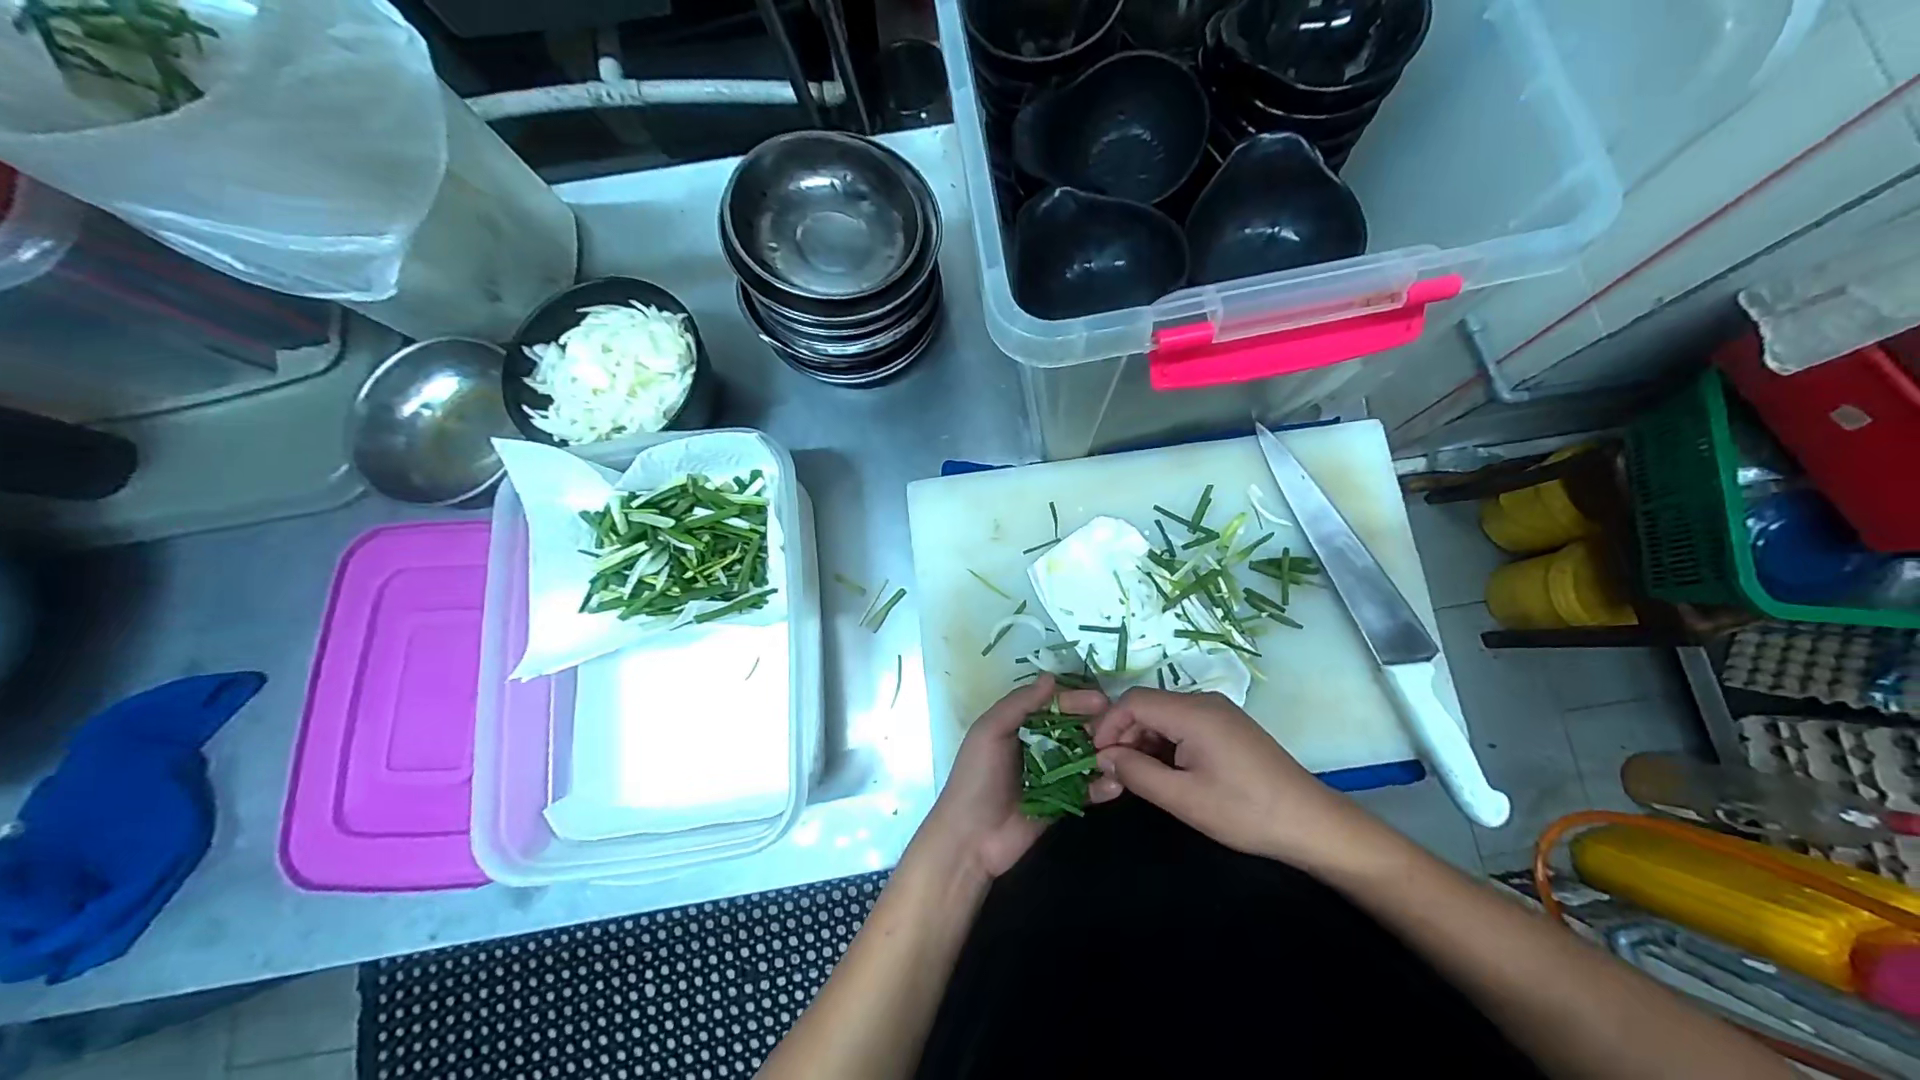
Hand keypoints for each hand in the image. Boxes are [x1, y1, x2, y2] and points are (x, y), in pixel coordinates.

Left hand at [917, 675, 1109, 880]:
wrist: (971, 837)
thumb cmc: (977, 777)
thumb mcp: (990, 732)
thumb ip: (1019, 704)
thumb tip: (1051, 678)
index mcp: (1018, 724)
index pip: (1053, 705)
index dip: (1076, 700)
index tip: (1102, 701)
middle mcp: (1038, 745)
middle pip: (1074, 728)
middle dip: (1096, 725)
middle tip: (1118, 728)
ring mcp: (1052, 774)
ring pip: (1085, 756)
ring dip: (1104, 753)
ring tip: (1121, 752)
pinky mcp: (1063, 802)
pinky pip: (1088, 789)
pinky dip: (1103, 785)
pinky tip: (1116, 783)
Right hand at [1091, 688, 1384, 870]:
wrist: (1312, 824)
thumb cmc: (1245, 811)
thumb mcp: (1183, 798)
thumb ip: (1137, 773)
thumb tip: (1103, 758)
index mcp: (1193, 712)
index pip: (1133, 701)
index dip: (1107, 726)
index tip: (1095, 759)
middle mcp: (1204, 702)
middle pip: (1147, 707)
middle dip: (1123, 737)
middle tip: (1113, 775)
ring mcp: (1218, 713)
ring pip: (1163, 717)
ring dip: (1143, 744)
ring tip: (1136, 779)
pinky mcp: (1227, 728)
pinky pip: (1183, 726)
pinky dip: (1165, 746)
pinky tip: (1164, 775)